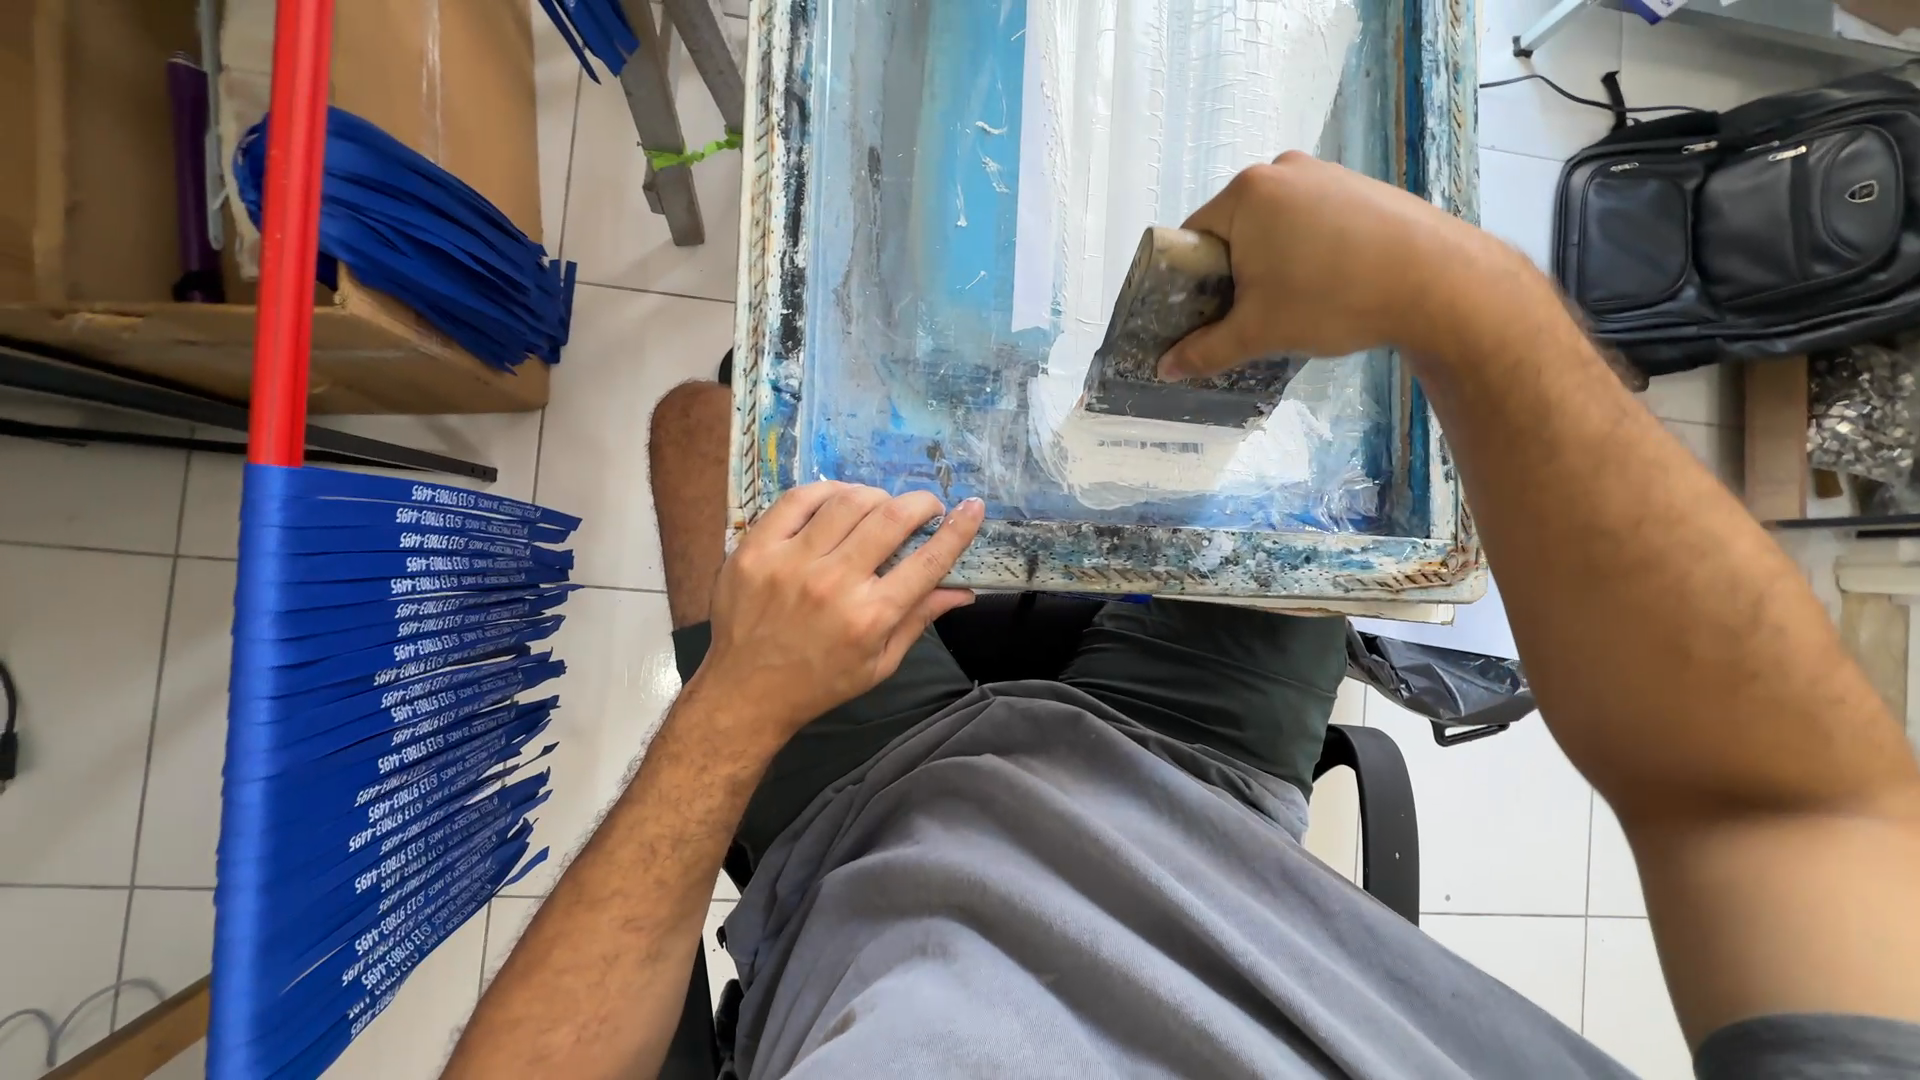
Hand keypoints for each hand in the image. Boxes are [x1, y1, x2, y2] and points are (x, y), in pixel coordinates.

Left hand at [691, 482, 984, 742]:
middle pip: (890, 518)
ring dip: (876, 496)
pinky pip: (798, 499)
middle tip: (925, 507)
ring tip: (881, 507)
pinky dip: (827, 491)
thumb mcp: (881, 663)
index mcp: (870, 617)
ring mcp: (790, 562)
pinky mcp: (755, 549)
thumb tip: (963, 590)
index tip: (973, 508)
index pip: (928, 560)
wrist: (745, 692)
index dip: (958, 529)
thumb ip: (919, 618)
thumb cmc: (821, 682)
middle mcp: (833, 584)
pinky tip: (838, 499)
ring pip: (847, 501)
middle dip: (920, 504)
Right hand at [1157, 152, 1526, 379]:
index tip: (1204, 314)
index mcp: (1246, 193)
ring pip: (1272, 227)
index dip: (1191, 282)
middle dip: (1233, 274)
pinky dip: (1303, 251)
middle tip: (1249, 314)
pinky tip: (1326, 283)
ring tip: (1292, 302)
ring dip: (1269, 264)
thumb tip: (1163, 369)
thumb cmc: (1332, 299)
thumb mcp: (1258, 332)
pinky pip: (1308, 220)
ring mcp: (1324, 172)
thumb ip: (1204, 351)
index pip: (1192, 238)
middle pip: (1232, 230)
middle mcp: (1281, 169)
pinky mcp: (1357, 186)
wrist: (1438, 283)